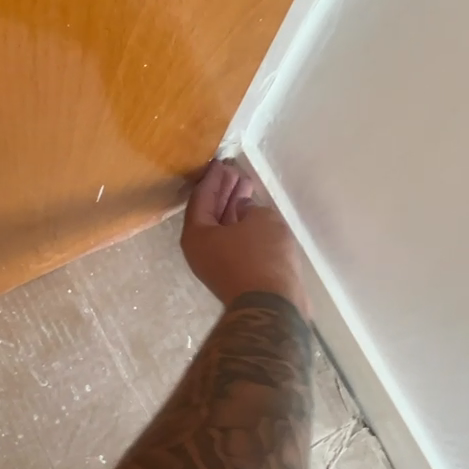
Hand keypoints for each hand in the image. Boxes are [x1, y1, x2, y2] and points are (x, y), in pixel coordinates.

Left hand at [180, 160, 309, 317]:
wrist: (272, 306)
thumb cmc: (261, 256)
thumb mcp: (260, 220)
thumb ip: (248, 208)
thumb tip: (242, 210)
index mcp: (196, 234)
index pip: (201, 197)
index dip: (213, 178)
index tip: (221, 162)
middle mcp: (200, 250)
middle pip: (209, 213)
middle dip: (223, 191)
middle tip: (235, 172)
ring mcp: (215, 265)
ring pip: (222, 228)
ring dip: (233, 207)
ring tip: (247, 187)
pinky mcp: (232, 274)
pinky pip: (233, 241)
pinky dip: (242, 225)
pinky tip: (254, 215)